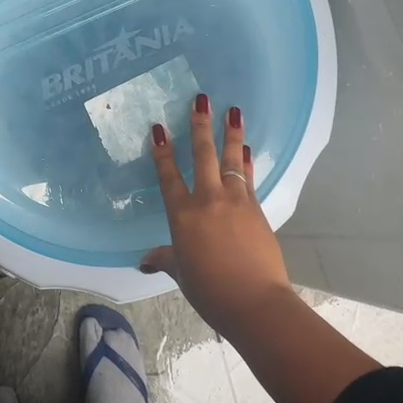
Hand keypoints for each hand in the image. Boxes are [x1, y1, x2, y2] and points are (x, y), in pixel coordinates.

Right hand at [140, 93, 295, 334]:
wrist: (255, 302)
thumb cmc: (211, 291)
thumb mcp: (182, 274)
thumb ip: (165, 260)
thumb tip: (145, 261)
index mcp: (183, 215)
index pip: (168, 176)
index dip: (162, 152)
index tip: (158, 128)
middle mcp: (208, 200)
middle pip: (203, 155)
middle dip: (200, 125)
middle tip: (201, 99)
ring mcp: (235, 201)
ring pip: (231, 159)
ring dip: (231, 133)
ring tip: (233, 111)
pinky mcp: (256, 209)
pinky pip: (248, 178)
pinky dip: (246, 162)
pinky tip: (247, 150)